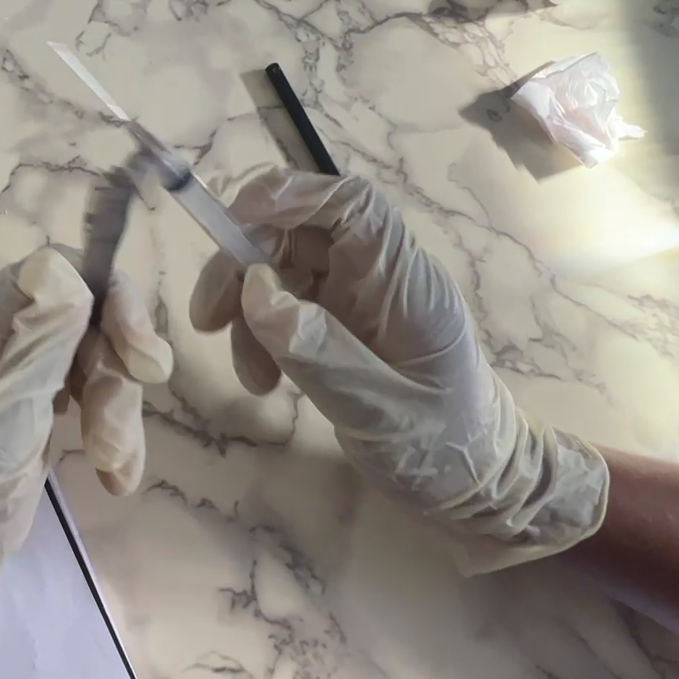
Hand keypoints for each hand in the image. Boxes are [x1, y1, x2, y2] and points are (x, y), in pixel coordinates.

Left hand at [0, 248, 172, 678]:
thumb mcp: (2, 415)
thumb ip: (37, 343)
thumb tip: (67, 268)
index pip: (57, 270)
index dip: (109, 297)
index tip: (139, 356)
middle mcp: (7, 334)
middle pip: (90, 316)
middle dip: (115, 374)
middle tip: (113, 437)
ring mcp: (29, 367)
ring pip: (103, 358)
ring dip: (119, 412)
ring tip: (112, 468)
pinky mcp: (48, 400)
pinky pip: (100, 395)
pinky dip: (118, 434)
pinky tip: (117, 477)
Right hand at [189, 168, 606, 573]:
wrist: (471, 484)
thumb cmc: (443, 446)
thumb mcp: (380, 410)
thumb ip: (320, 351)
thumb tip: (255, 292)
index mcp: (402, 281)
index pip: (351, 205)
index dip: (294, 194)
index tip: (236, 216)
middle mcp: (373, 277)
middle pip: (295, 234)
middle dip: (242, 263)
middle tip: (206, 316)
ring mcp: (350, 300)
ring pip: (278, 270)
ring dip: (243, 310)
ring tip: (247, 375)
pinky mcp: (332, 325)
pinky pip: (278, 309)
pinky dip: (256, 338)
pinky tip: (260, 381)